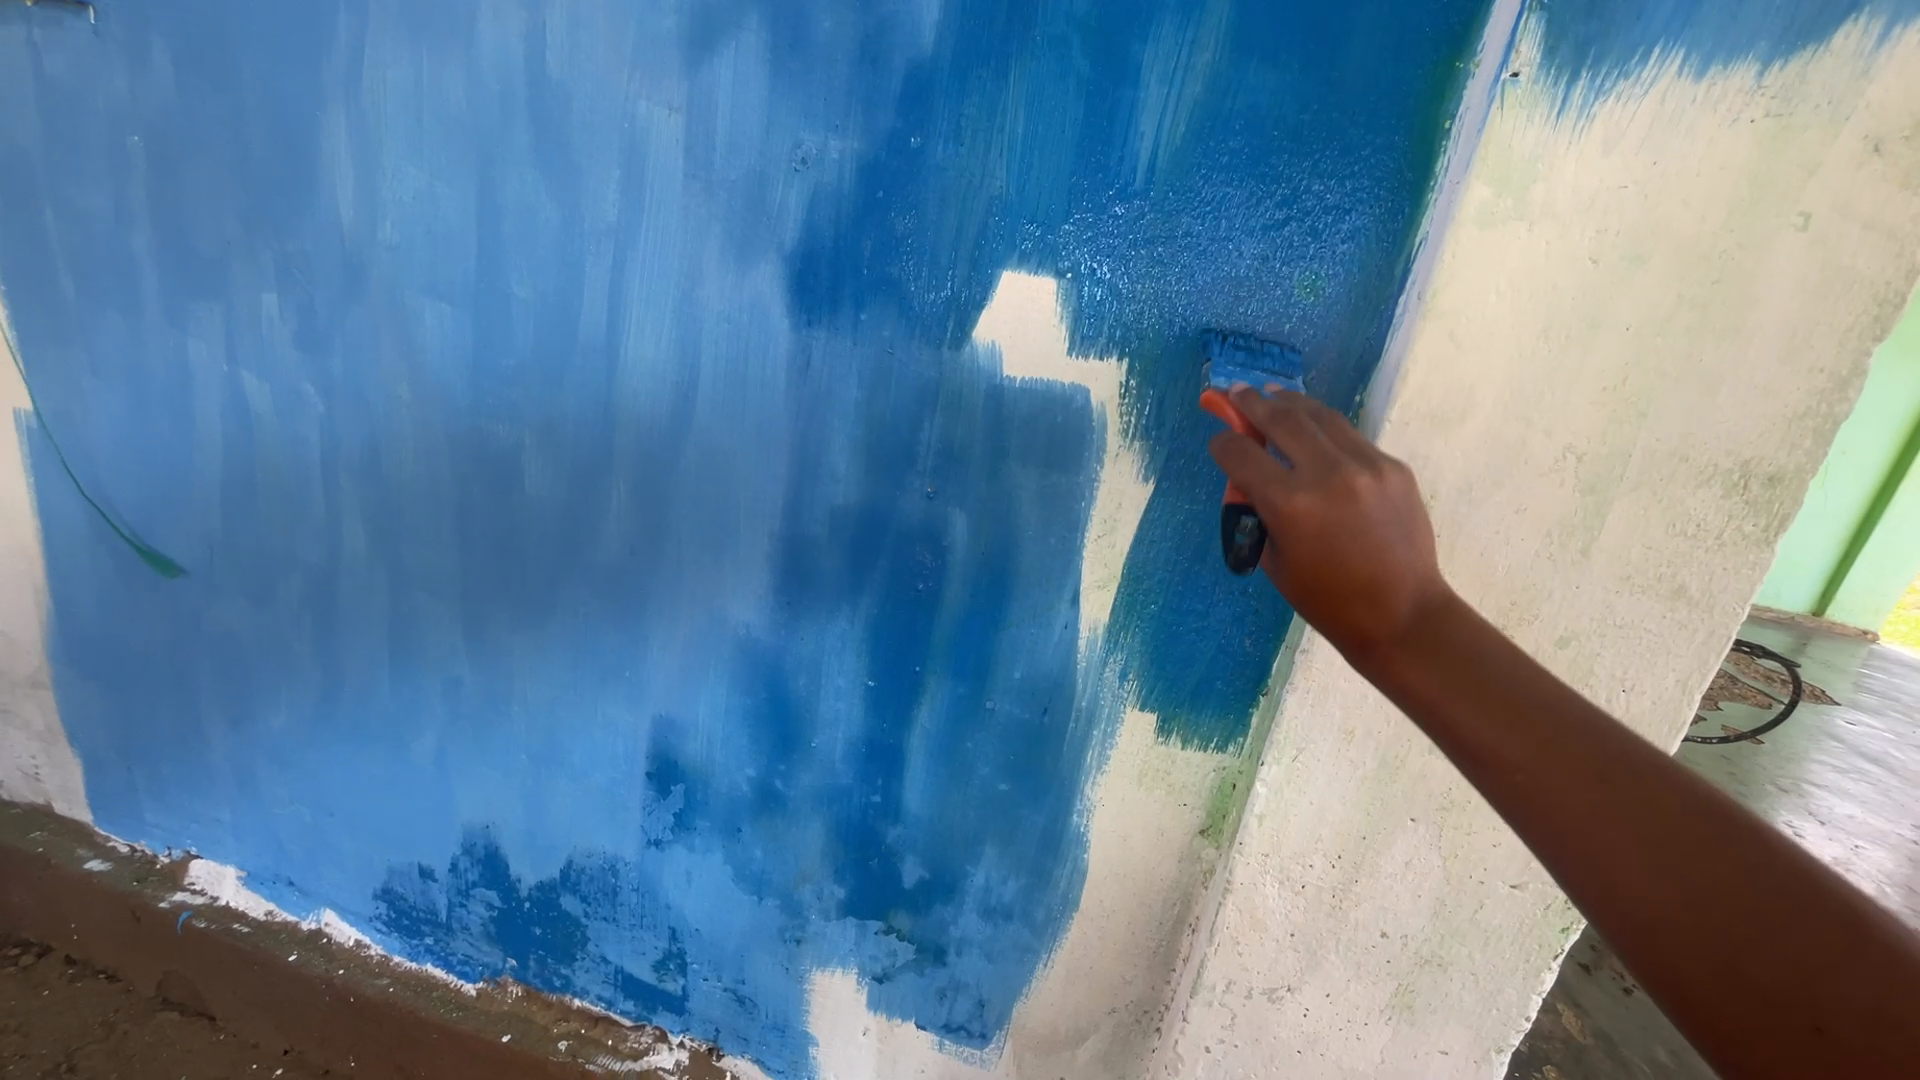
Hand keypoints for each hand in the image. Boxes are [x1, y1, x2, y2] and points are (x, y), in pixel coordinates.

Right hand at [1208, 386, 1450, 661]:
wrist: (1401, 613)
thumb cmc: (1325, 598)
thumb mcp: (1272, 558)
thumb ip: (1259, 509)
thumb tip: (1250, 475)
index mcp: (1289, 504)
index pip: (1240, 453)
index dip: (1223, 444)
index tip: (1219, 442)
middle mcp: (1327, 473)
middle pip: (1280, 419)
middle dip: (1252, 403)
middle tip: (1237, 391)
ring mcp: (1366, 465)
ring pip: (1319, 416)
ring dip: (1290, 403)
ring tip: (1273, 394)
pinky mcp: (1393, 466)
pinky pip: (1349, 436)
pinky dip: (1324, 429)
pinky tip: (1313, 429)